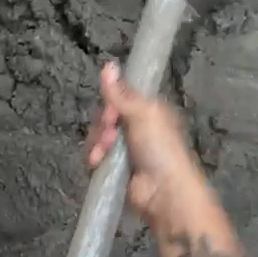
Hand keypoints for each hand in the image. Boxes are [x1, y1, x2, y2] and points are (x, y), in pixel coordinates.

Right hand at [85, 62, 204, 223]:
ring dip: (97, 143)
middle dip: (103, 125)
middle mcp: (136, 128)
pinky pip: (95, 156)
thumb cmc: (160, 148)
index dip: (110, 103)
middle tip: (110, 134)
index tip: (110, 112)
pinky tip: (98, 163)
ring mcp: (124, 149)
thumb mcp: (143, 114)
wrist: (163, 191)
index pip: (120, 98)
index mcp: (148, 111)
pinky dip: (94, 158)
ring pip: (97, 137)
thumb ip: (121, 93)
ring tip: (103, 154)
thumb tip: (108, 65)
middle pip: (105, 117)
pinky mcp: (114, 168)